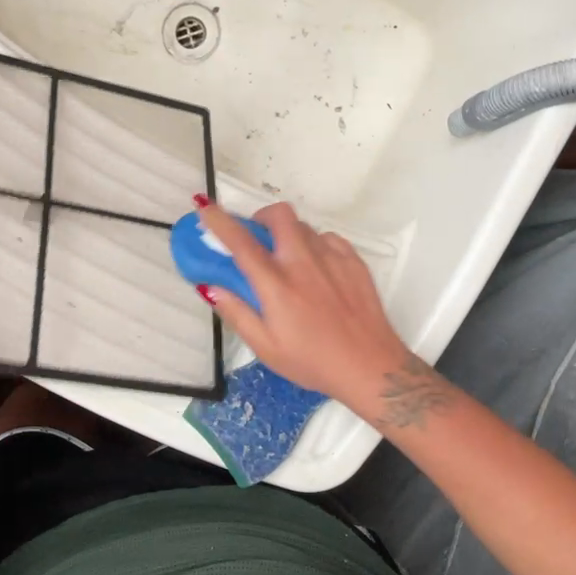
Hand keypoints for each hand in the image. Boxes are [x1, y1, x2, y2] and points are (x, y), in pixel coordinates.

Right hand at [195, 200, 415, 408]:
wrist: (369, 366)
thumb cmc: (312, 362)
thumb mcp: (266, 348)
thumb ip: (237, 313)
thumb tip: (212, 287)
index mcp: (277, 285)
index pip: (241, 243)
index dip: (219, 221)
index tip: (205, 208)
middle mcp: (303, 262)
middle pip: (279, 215)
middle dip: (261, 217)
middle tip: (257, 237)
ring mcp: (332, 258)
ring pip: (304, 227)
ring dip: (289, 235)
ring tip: (289, 261)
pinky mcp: (354, 261)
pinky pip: (328, 239)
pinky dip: (316, 246)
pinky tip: (317, 269)